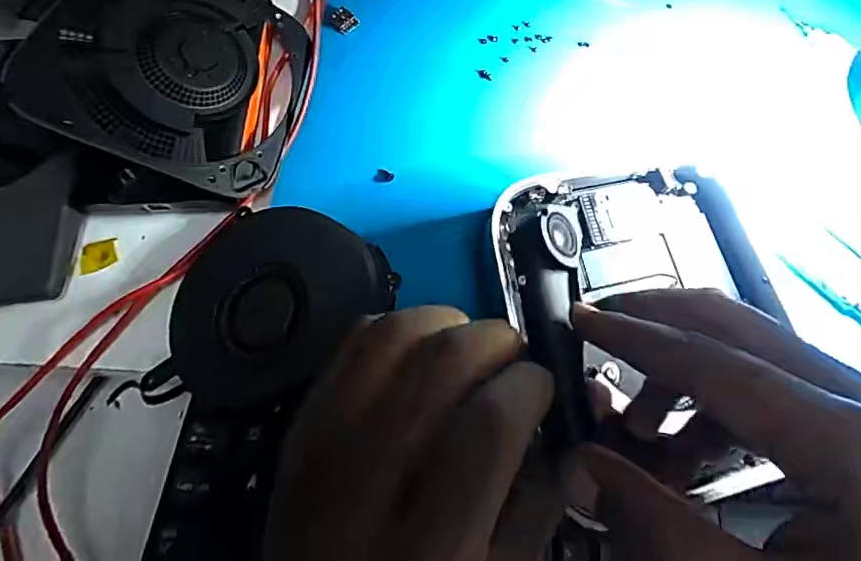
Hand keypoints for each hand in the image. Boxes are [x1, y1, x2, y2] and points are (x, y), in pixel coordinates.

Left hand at [265, 306, 562, 560]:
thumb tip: (560, 429)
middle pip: (439, 364)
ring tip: (468, 344)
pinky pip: (351, 344)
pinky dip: (395, 329)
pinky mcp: (301, 426)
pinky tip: (419, 351)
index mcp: (433, 550)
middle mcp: (369, 489)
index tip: (542, 384)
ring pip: (390, 336)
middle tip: (511, 357)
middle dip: (493, 340)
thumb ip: (534, 511)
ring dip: (444, 322)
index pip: (488, 424)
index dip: (528, 384)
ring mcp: (322, 450)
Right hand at [571, 292, 860, 560]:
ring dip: (682, 372)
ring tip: (635, 424)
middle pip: (731, 324)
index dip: (633, 336)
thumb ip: (662, 528)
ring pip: (750, 350)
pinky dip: (717, 406)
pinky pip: (773, 388)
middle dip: (654, 321)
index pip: (710, 359)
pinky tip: (685, 452)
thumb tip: (583, 465)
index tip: (578, 317)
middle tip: (596, 330)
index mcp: (848, 437)